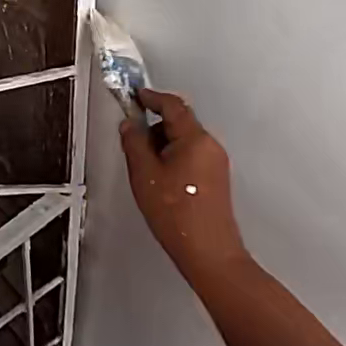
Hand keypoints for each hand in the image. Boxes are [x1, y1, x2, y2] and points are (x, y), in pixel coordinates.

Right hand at [119, 89, 248, 282]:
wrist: (207, 251)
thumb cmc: (177, 213)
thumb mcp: (143, 171)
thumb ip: (134, 141)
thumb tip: (130, 126)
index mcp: (195, 140)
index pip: (173, 106)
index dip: (151, 97)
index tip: (135, 94)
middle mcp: (210, 148)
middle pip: (179, 122)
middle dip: (154, 123)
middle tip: (131, 132)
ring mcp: (215, 164)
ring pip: (184, 139)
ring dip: (161, 141)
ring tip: (141, 161)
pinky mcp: (214, 178)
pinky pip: (190, 154)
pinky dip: (171, 155)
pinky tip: (156, 174)